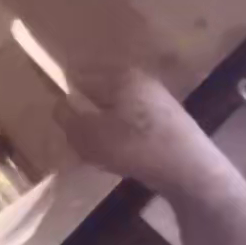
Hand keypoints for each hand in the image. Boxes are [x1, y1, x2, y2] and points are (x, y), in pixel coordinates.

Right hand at [56, 68, 238, 198]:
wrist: (186, 168)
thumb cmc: (132, 146)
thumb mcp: (89, 135)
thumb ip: (68, 118)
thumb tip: (58, 104)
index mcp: (120, 77)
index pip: (83, 76)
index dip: (68, 93)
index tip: (58, 111)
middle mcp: (141, 81)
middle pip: (103, 93)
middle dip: (87, 111)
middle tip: (74, 135)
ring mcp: (158, 100)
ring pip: (119, 109)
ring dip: (104, 125)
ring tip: (94, 149)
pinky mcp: (168, 121)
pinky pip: (134, 123)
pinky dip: (121, 135)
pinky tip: (118, 155)